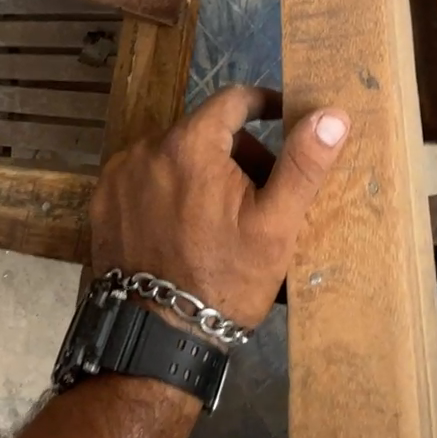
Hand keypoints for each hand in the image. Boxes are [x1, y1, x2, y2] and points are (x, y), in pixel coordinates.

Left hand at [90, 86, 349, 329]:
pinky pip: (147, 175)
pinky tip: (184, 224)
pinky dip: (169, 186)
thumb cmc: (225, 278)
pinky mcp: (103, 198)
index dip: (264, 104)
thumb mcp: (275, 224)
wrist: (158, 337)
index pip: (233, 99)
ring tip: (224, 214)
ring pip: (175, 153)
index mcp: (189, 142)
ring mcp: (119, 172)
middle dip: (238, 151)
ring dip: (203, 168)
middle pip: (205, 130)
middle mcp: (146, 145)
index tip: (285, 118)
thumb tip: (333, 114)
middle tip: (263, 190)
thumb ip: (302, 163)